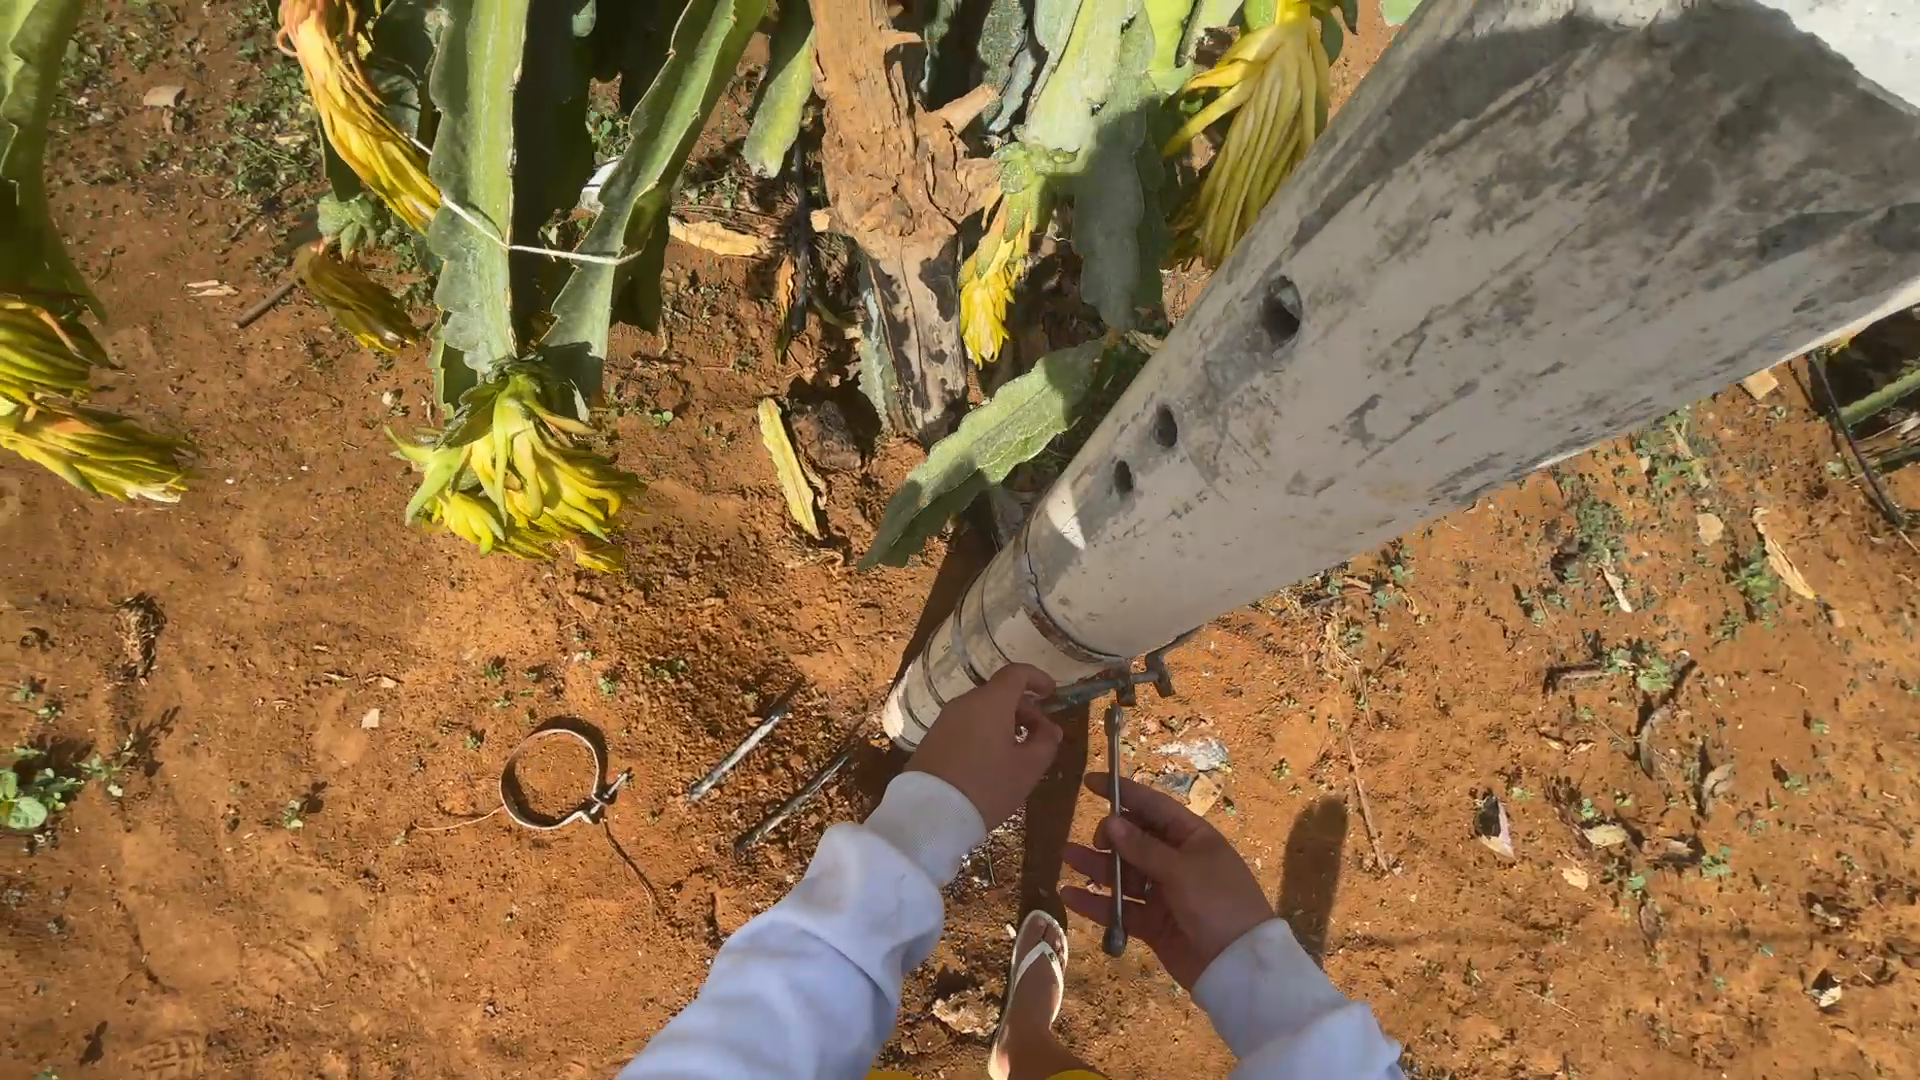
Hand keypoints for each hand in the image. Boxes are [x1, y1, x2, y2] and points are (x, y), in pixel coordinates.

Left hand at [905, 664, 1060, 829]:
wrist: (929, 814)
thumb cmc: (986, 787)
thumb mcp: (1027, 769)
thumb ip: (1045, 743)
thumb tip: (1050, 729)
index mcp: (990, 702)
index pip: (1016, 673)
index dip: (1037, 678)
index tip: (1052, 693)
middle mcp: (965, 703)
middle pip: (1000, 693)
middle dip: (1025, 709)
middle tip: (1041, 737)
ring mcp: (945, 720)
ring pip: (982, 710)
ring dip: (1005, 722)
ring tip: (1018, 752)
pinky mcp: (933, 738)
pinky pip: (966, 724)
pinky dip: (985, 732)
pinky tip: (992, 760)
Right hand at [1062, 773, 1273, 988]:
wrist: (1242, 970)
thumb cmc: (1220, 904)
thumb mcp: (1183, 870)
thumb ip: (1143, 848)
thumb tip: (1111, 822)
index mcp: (1191, 838)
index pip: (1152, 806)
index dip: (1123, 793)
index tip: (1091, 782)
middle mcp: (1176, 861)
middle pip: (1134, 839)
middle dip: (1110, 836)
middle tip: (1097, 841)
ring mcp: (1163, 893)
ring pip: (1123, 873)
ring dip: (1096, 865)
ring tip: (1067, 856)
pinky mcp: (1153, 923)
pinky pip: (1120, 907)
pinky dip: (1097, 903)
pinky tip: (1071, 895)